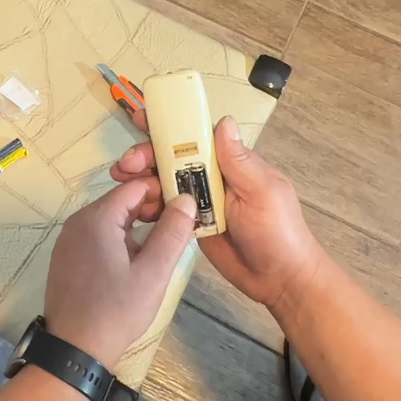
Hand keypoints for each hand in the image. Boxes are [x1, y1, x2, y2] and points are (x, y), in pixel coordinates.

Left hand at [44, 179, 198, 363]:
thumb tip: (186, 198)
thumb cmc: (117, 310)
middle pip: (120, 201)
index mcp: (98, 217)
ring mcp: (68, 239)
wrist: (74, 350)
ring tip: (161, 246)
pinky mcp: (66, 257)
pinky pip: (96, 236)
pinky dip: (118, 239)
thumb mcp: (153, 272)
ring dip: (135, 226)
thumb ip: (172, 232)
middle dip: (150, 208)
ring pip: (109, 219)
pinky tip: (134, 261)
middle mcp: (78, 221)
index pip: (135, 187)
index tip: (185, 205)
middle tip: (178, 227)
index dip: (162, 191)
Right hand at [110, 114, 325, 313]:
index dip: (167, 127)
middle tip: (125, 165)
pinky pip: (164, 210)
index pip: (194, 136)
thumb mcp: (262, 192)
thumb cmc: (278, 231)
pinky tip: (133, 208)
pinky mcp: (190, 223)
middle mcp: (211, 176)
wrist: (280, 280)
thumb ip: (239, 160)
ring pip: (163, 182)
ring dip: (140, 180)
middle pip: (171, 158)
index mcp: (229, 162)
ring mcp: (199, 201)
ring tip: (120, 183)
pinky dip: (147, 205)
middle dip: (145, 155)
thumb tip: (224, 120)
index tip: (141, 120)